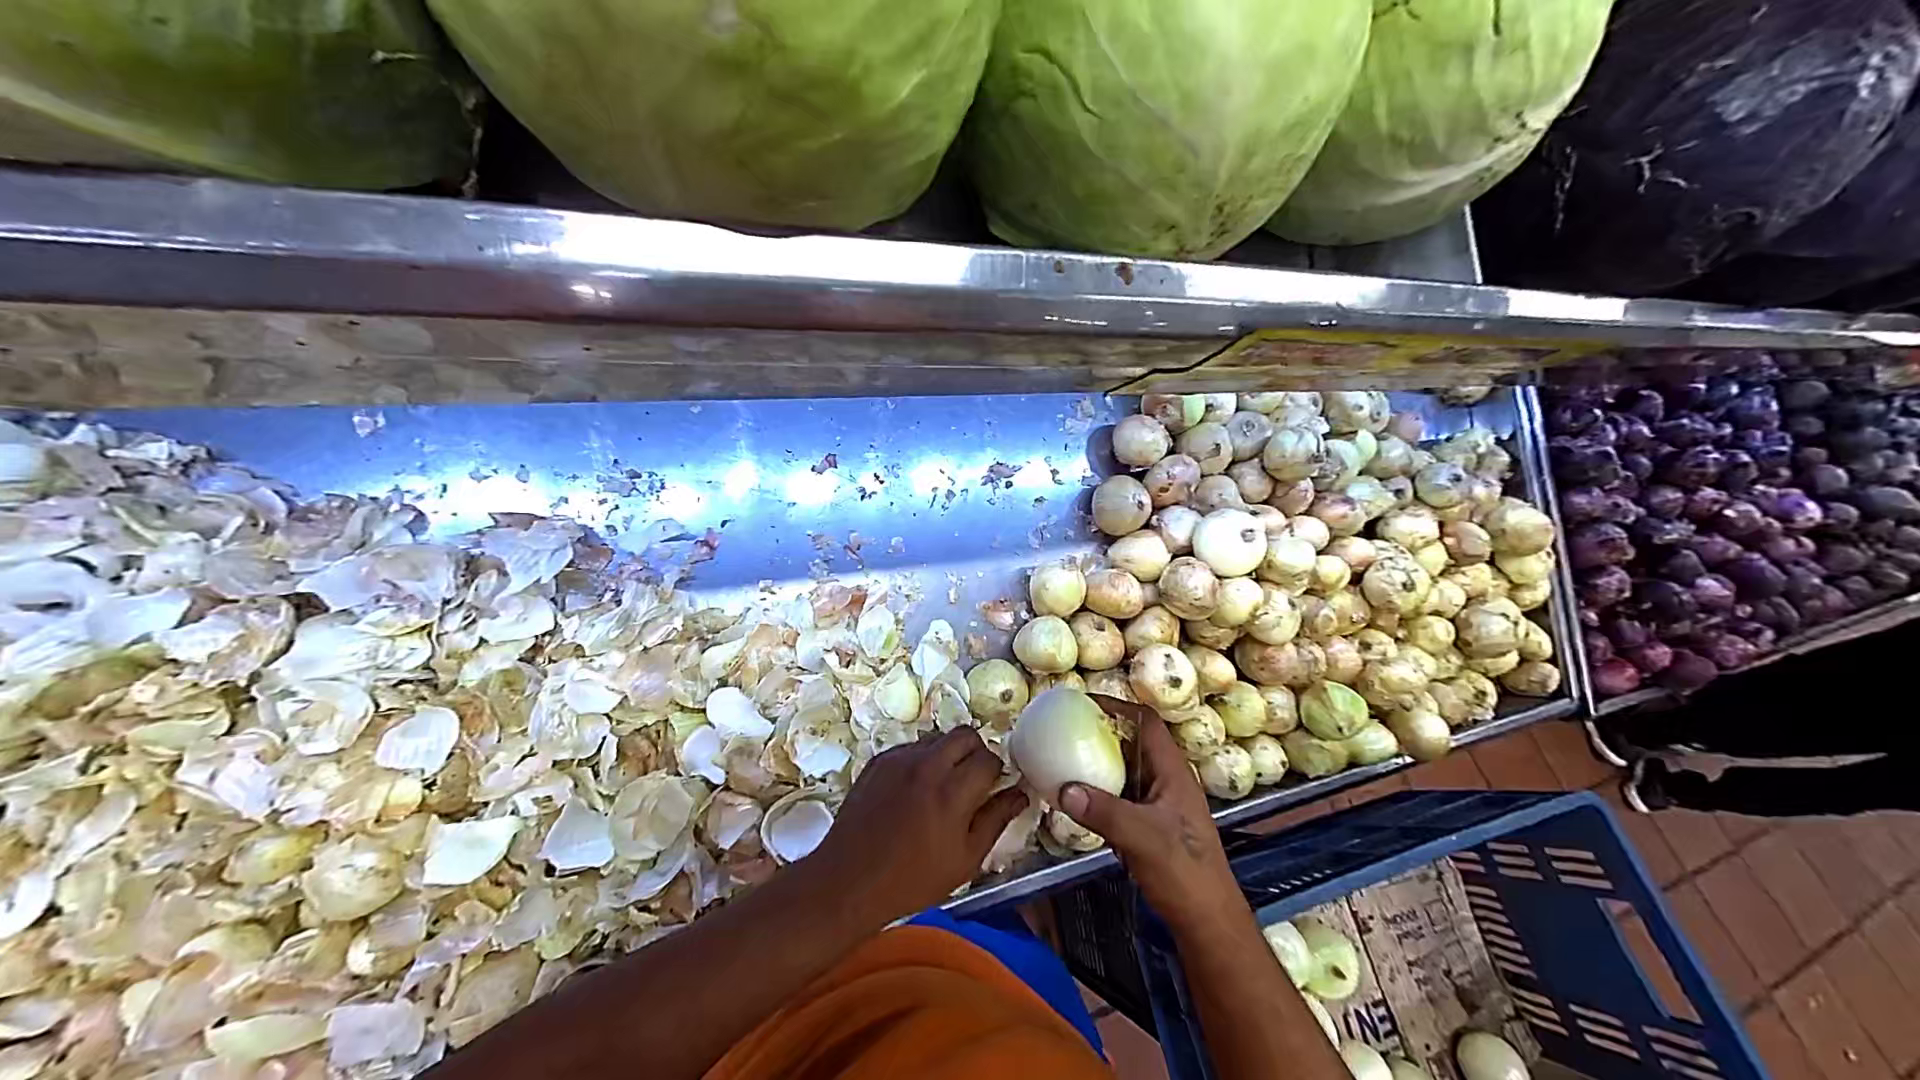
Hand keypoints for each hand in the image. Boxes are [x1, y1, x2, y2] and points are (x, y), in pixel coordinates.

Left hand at [806, 727, 1029, 925]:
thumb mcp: (965, 860)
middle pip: (966, 734)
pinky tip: (915, 790)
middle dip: (976, 752)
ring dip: (948, 754)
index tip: (994, 787)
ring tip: (942, 786)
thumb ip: (996, 820)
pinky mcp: (879, 760)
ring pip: (938, 738)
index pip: (990, 758)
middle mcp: (926, 766)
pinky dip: (922, 760)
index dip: (997, 772)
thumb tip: (1019, 794)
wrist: (849, 880)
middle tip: (972, 780)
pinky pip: (912, 747)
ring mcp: (898, 760)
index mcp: (951, 792)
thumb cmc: (912, 879)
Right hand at [1059, 707, 1245, 933]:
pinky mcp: (1150, 828)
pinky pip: (1120, 798)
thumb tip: (1063, 788)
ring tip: (1065, 758)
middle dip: (1103, 734)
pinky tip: (1077, 800)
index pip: (1148, 724)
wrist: (1208, 923)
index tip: (1085, 704)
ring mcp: (1159, 807)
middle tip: (1067, 730)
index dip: (1119, 708)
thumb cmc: (1185, 874)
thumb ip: (1104, 811)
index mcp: (1173, 774)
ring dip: (1099, 764)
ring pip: (1125, 772)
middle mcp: (1167, 783)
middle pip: (1133, 745)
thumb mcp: (1143, 838)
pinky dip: (1099, 793)